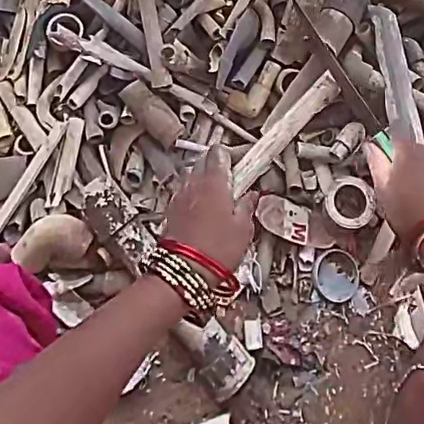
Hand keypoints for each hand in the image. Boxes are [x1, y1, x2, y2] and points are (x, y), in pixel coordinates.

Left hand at [162, 143, 256, 270]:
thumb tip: (252, 196)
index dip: (234, 154)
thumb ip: (247, 205)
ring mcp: (180, 196)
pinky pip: (185, 194)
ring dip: (206, 181)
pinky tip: (205, 213)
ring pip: (193, 176)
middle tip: (235, 181)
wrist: (183, 272)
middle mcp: (194, 183)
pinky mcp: (171, 211)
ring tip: (220, 199)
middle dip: (220, 166)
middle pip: (205, 160)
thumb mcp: (243, 228)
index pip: (221, 151)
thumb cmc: (215, 251)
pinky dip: (195, 196)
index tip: (245, 162)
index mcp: (214, 181)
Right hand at [365, 139, 423, 241]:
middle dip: (407, 165)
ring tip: (417, 198)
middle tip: (400, 187)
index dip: (387, 151)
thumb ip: (376, 163)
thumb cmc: (412, 215)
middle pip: (414, 151)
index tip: (384, 164)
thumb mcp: (383, 190)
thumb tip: (372, 150)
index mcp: (407, 151)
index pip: (393, 138)